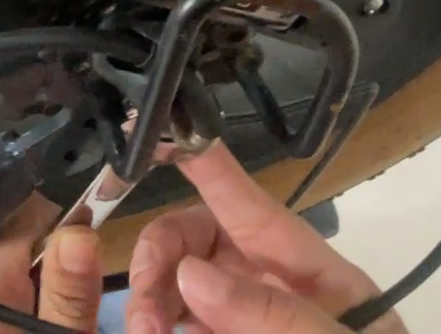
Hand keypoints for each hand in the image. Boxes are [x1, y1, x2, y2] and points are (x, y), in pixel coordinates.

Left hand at [0, 197, 102, 333]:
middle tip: (61, 305)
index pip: (32, 216)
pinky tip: (7, 326)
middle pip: (12, 241)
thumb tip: (79, 227)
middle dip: (41, 263)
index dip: (66, 230)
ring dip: (17, 282)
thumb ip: (68, 291)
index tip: (88, 249)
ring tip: (34, 318)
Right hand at [126, 142, 406, 333]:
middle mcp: (262, 277)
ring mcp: (239, 315)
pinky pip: (178, 320)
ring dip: (149, 298)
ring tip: (144, 331)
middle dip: (157, 257)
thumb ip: (277, 315)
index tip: (151, 127)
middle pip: (191, 236)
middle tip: (142, 311)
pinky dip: (157, 323)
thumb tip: (190, 273)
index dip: (197, 155)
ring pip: (175, 281)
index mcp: (299, 261)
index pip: (240, 193)